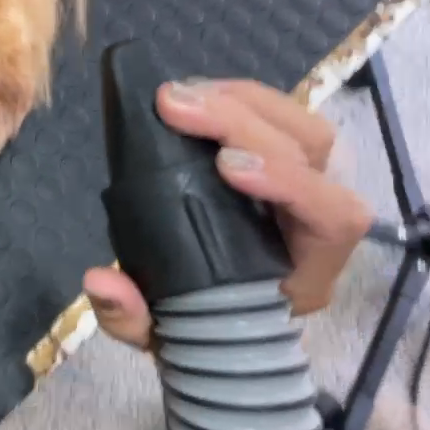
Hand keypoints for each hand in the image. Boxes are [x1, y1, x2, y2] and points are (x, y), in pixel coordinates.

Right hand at [83, 78, 371, 345]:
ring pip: (302, 126)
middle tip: (170, 106)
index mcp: (303, 274)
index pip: (331, 219)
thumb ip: (128, 317)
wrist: (214, 324)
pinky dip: (235, 98)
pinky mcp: (272, 159)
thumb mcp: (157, 335)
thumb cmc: (197, 330)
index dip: (288, 181)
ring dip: (242, 101)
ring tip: (178, 95)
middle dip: (242, 122)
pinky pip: (275, 116)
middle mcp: (312, 222)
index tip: (224, 166)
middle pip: (311, 152)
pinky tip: (189, 94)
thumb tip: (98, 279)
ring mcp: (299, 184)